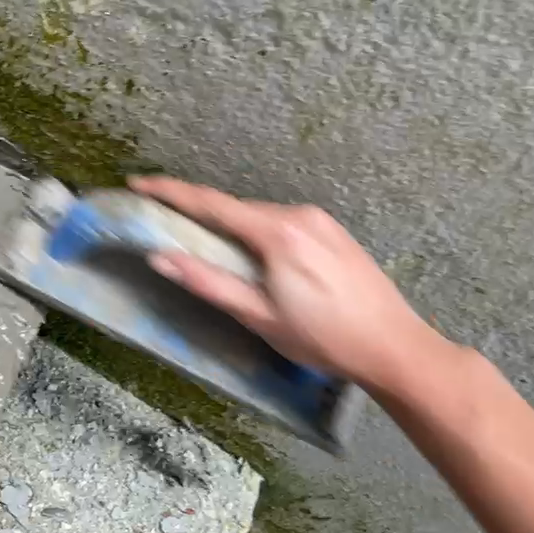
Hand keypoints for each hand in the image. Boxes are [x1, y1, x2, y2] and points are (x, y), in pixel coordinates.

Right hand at [127, 176, 451, 391]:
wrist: (396, 348)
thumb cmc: (323, 338)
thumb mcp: (258, 315)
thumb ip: (207, 282)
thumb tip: (158, 256)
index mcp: (278, 233)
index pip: (211, 204)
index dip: (170, 192)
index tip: (137, 183)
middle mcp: (300, 216)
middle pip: (233, 207)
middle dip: (195, 210)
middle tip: (159, 217)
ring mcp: (320, 221)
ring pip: (255, 215)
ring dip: (224, 224)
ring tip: (199, 242)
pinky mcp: (331, 232)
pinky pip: (277, 223)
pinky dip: (250, 231)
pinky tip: (246, 252)